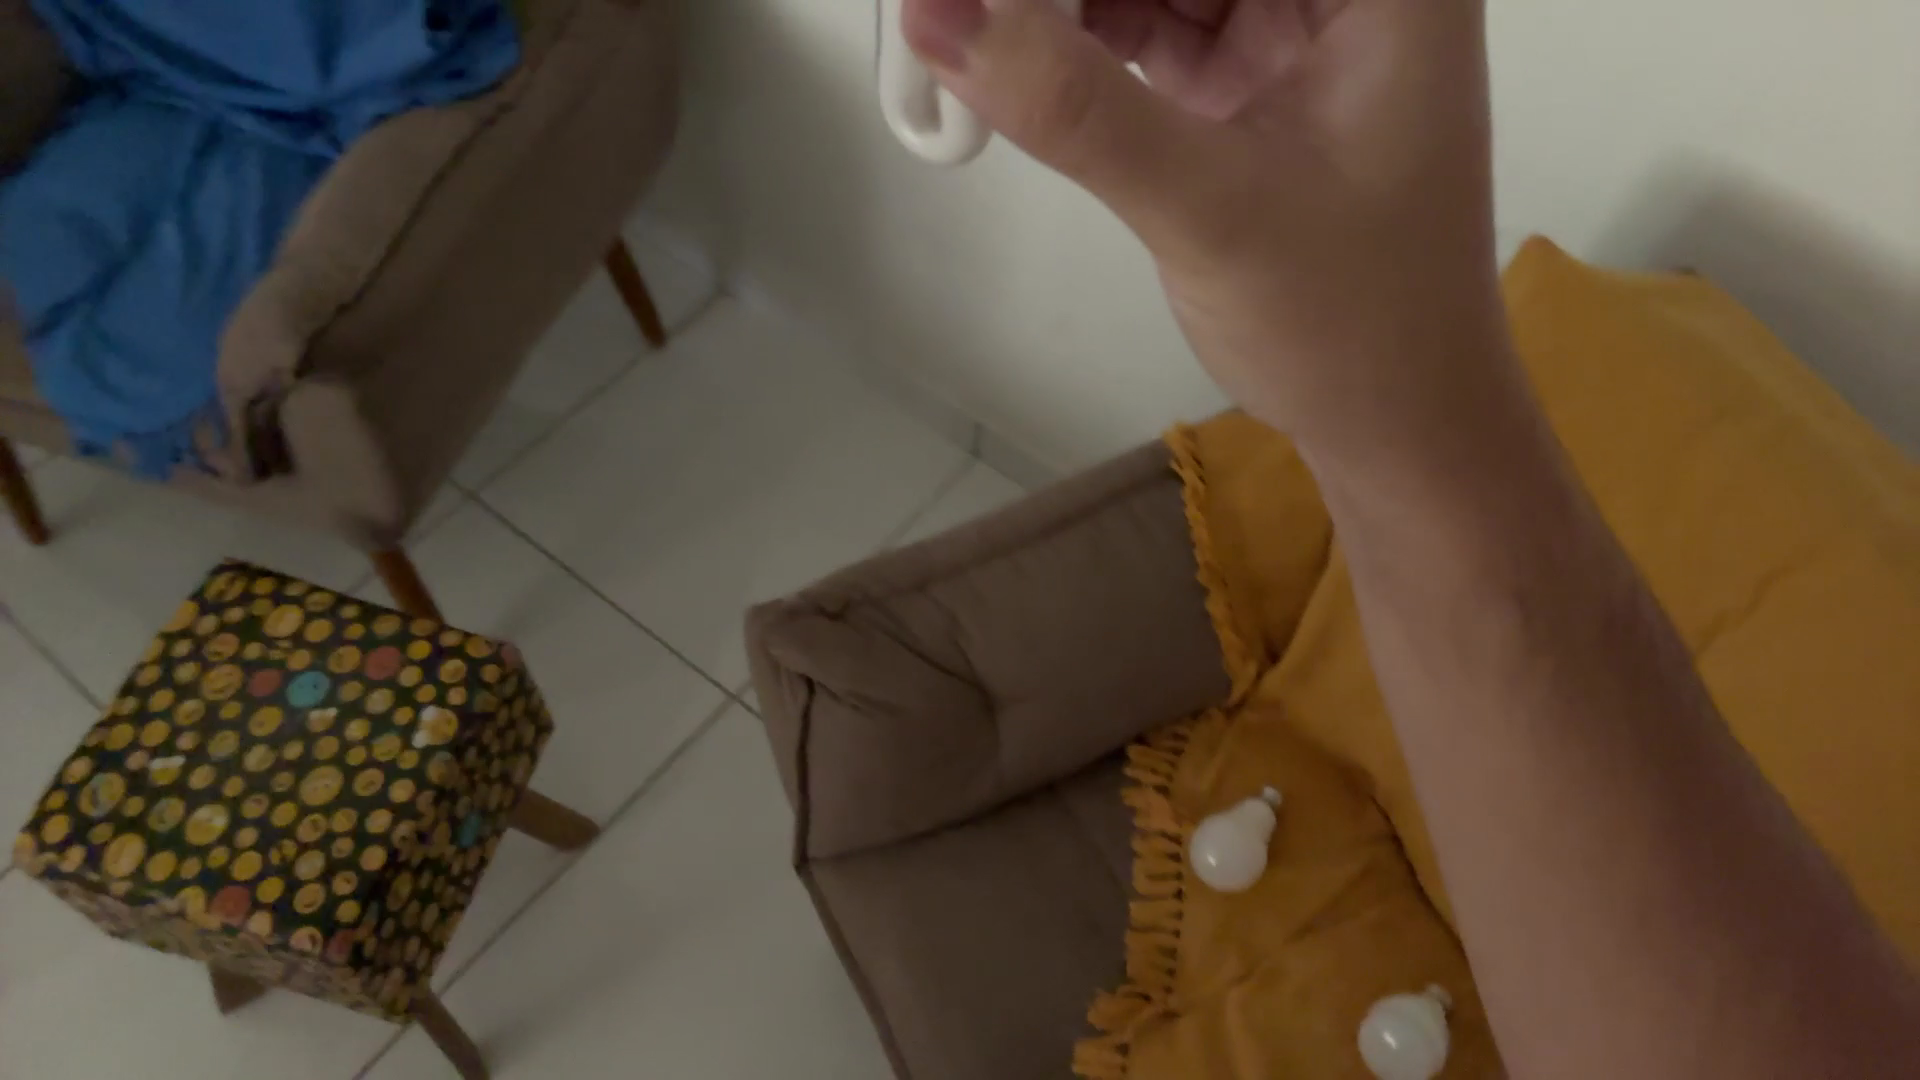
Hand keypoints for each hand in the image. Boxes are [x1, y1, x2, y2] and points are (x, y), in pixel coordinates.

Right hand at [905, 0, 1517, 458]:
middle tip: (959, 11)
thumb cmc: (1341, 323)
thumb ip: (1076, 112)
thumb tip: (938, 18)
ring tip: (978, 34)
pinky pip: (1152, 34)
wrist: (1384, 412)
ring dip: (1066, 9)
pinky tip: (1023, 67)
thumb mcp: (1209, 210)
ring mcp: (1291, 35)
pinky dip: (1085, 51)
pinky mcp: (1244, 93)